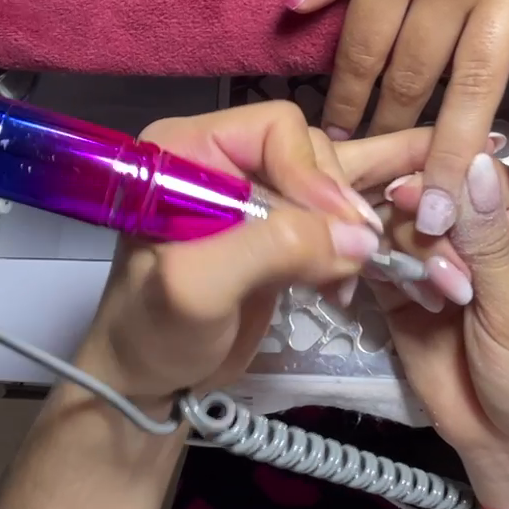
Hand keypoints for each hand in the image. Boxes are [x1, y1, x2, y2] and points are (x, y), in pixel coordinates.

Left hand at [75, 102, 432, 403]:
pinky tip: (342, 280)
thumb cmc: (155, 332)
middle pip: (307, 151)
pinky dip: (343, 244)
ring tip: (344, 276)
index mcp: (188, 150)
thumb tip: (357, 237)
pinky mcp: (271, 230)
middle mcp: (221, 161)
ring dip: (344, 228)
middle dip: (333, 204)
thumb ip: (272, 249)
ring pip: (323, 182)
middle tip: (351, 257)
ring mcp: (249, 195)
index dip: (309, 171)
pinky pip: (325, 216)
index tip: (333, 227)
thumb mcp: (200, 288)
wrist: (150, 381)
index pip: (274, 128)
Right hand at [375, 154, 508, 508]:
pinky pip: (376, 258)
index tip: (416, 198)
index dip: (445, 177)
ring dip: (405, 254)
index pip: (476, 173)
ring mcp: (433, 260)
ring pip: (396, 222)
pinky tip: (398, 296)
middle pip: (427, 192)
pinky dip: (376, 269)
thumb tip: (474, 162)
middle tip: (440, 277)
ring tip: (432, 299)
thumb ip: (486, 239)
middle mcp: (474, 233)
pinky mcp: (400, 288)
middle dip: (424, 226)